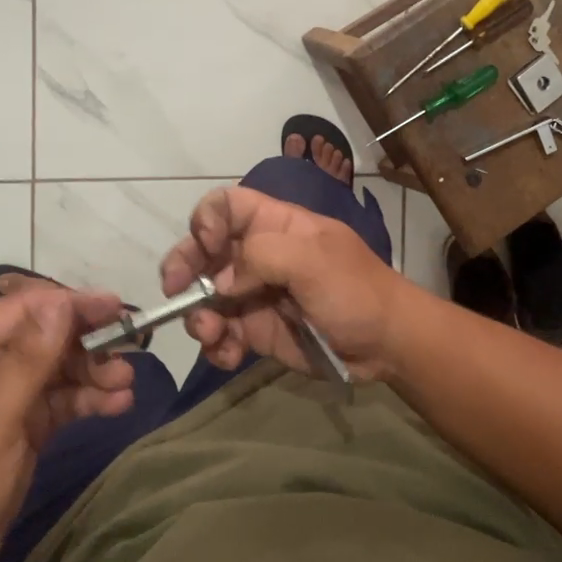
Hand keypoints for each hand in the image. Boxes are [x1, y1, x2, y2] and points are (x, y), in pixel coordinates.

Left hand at [0, 285, 134, 561]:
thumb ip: (28, 360)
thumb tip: (62, 302)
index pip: (22, 310)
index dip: (68, 303)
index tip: (113, 305)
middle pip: (46, 337)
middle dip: (88, 340)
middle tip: (132, 341)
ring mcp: (6, 402)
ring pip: (59, 370)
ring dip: (95, 372)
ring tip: (127, 383)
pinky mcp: (23, 432)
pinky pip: (62, 403)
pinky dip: (89, 401)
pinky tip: (117, 405)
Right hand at [160, 185, 420, 380]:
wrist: (385, 344)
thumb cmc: (354, 290)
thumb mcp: (313, 260)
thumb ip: (262, 256)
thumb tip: (220, 282)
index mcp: (275, 225)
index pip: (226, 205)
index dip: (206, 221)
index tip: (207, 248)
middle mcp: (258, 255)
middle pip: (203, 251)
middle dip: (183, 270)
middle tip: (176, 296)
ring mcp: (255, 294)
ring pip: (205, 298)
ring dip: (198, 318)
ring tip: (213, 338)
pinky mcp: (257, 331)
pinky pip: (221, 334)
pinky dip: (217, 346)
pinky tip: (229, 357)